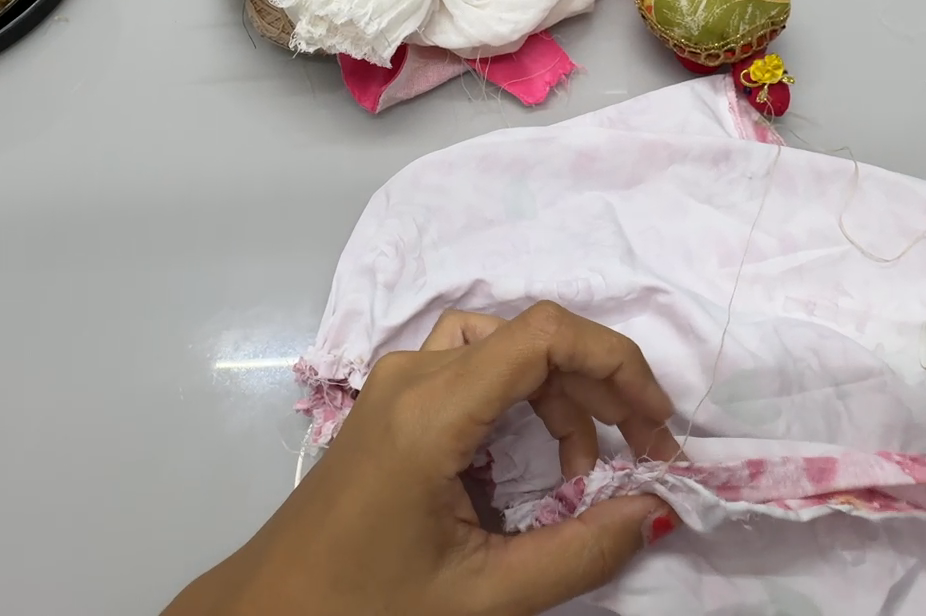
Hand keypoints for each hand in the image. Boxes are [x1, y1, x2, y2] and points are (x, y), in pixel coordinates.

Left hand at [162, 302, 683, 615]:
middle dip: (597, 385)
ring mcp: (398, 377)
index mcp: (431, 409)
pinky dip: (519, 395)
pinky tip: (530, 451)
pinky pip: (473, 365)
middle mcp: (413, 372)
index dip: (613, 360)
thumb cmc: (366, 606)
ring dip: (557, 392)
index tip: (656, 419)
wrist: (269, 612)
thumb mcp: (483, 596)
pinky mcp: (394, 394)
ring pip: (502, 346)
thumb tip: (656, 507)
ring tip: (581, 463)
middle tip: (642, 451)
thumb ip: (580, 552)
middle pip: (528, 338)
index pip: (541, 336)